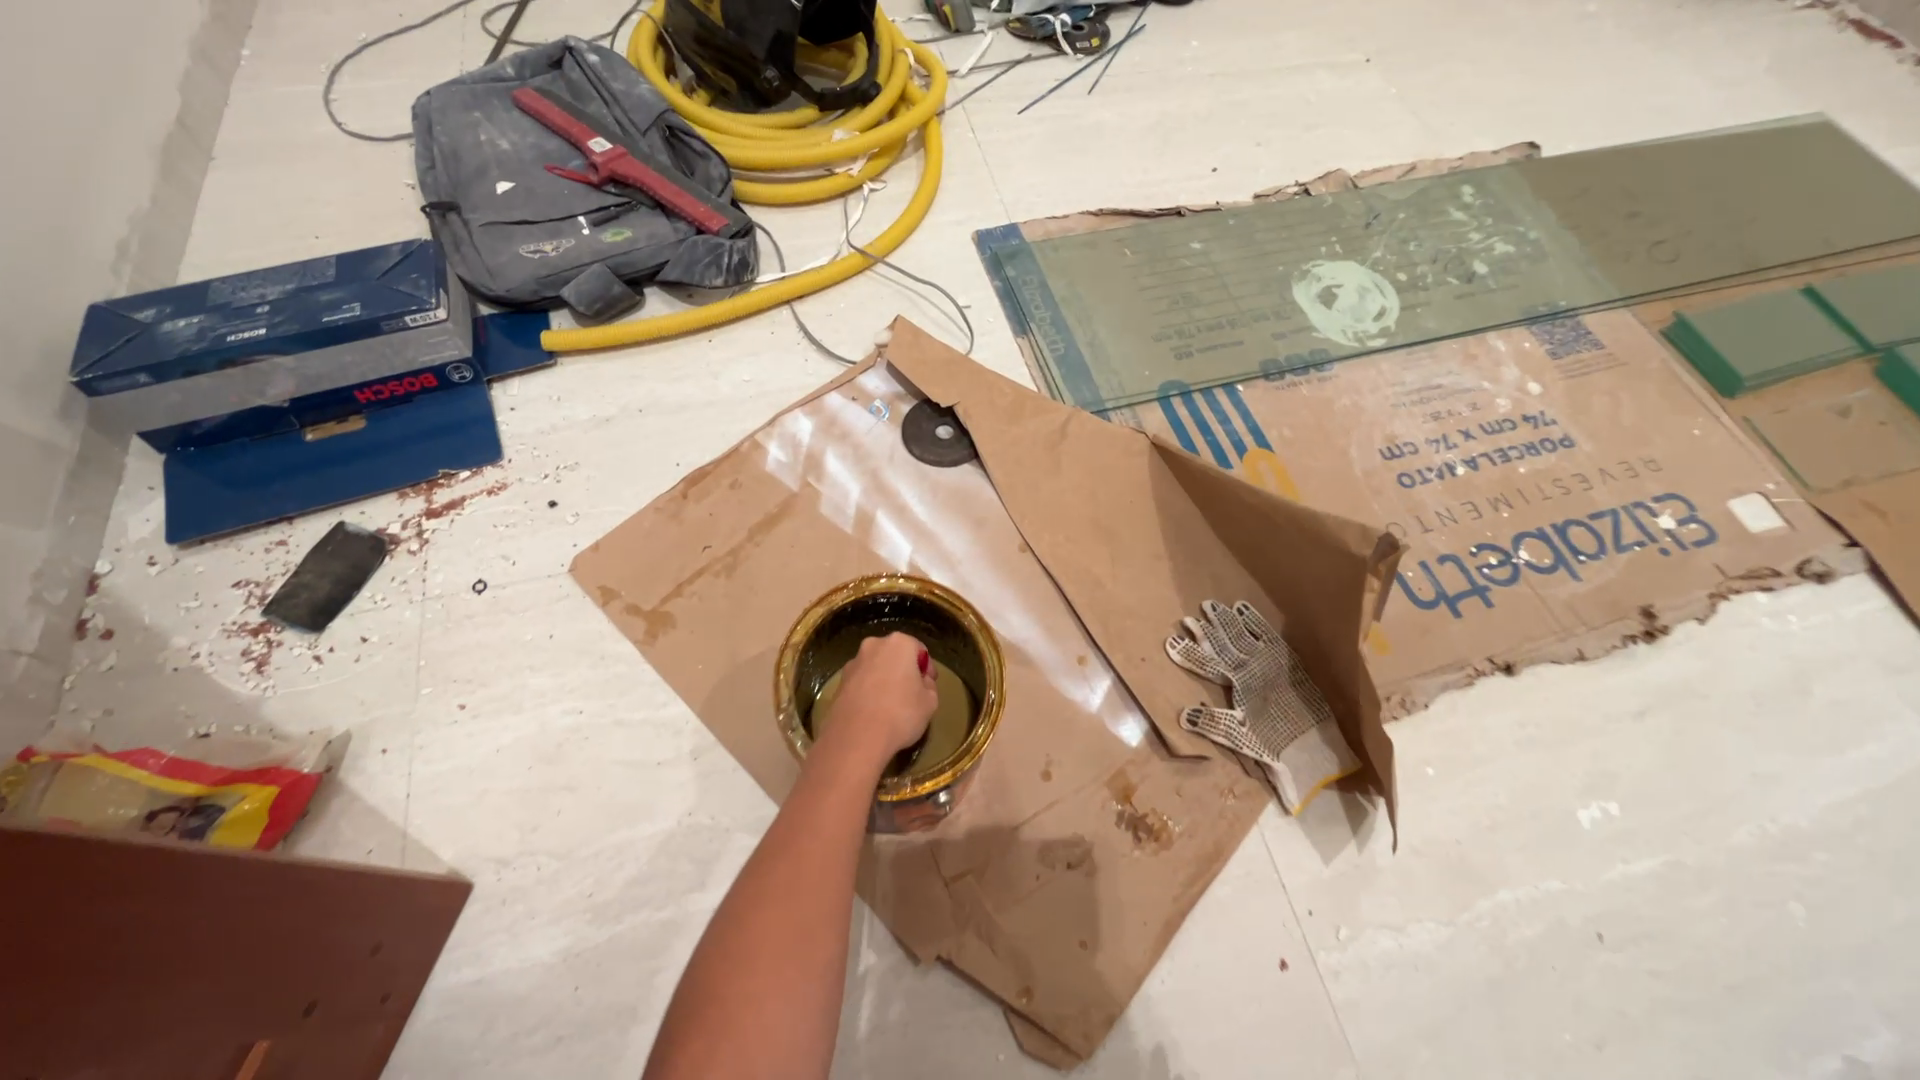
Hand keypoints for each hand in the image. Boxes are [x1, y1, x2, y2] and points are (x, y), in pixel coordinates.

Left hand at [825, 633, 938, 757]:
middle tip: (911, 693)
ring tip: (889, 705)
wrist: (856, 738)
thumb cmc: (901, 714)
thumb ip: (929, 686)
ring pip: (875, 668)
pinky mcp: (839, 683)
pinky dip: (868, 691)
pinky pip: (860, 683)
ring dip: (884, 680)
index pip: (919, 650)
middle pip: (894, 655)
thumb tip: (920, 683)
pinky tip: (872, 712)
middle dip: (903, 670)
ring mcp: (852, 663)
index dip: (927, 669)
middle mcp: (873, 646)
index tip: (929, 685)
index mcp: (899, 643)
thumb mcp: (930, 702)